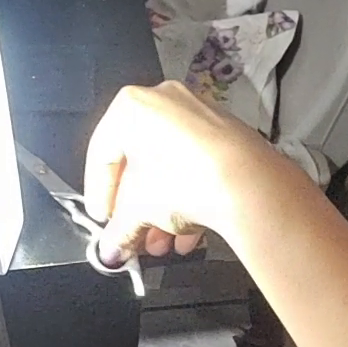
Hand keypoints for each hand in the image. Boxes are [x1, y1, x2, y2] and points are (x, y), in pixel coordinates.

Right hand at [83, 82, 297, 263]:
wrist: (249, 184)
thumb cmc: (185, 180)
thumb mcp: (137, 211)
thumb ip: (117, 229)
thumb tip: (112, 245)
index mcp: (132, 106)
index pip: (102, 155)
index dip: (98, 195)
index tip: (102, 221)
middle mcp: (165, 101)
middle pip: (139, 163)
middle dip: (134, 208)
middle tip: (131, 235)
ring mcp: (200, 117)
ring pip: (170, 168)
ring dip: (161, 210)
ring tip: (160, 244)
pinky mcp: (227, 137)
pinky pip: (197, 168)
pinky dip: (188, 199)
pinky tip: (186, 234)